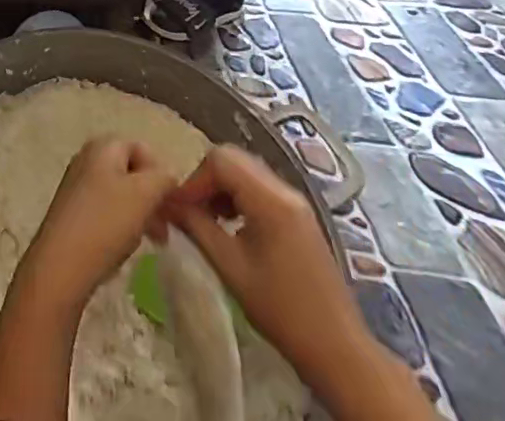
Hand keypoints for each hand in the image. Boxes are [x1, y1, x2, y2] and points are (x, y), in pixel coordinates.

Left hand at [17, 138, 176, 304]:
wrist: (60, 265)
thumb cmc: (106, 222)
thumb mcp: (145, 194)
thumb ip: (164, 178)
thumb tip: (168, 177)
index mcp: (102, 147)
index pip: (142, 148)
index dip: (161, 172)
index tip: (172, 202)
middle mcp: (86, 159)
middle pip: (131, 171)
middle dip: (153, 196)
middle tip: (167, 226)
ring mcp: (76, 186)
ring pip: (120, 193)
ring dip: (141, 213)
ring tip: (153, 240)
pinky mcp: (71, 212)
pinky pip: (105, 210)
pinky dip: (121, 224)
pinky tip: (126, 245)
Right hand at [162, 146, 361, 375]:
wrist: (336, 346)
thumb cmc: (280, 309)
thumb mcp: (230, 266)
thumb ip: (196, 227)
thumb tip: (167, 204)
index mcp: (270, 200)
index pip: (220, 160)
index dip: (194, 179)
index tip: (178, 208)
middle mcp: (285, 190)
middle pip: (234, 159)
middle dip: (205, 181)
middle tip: (190, 212)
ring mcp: (295, 201)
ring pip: (246, 171)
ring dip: (221, 188)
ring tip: (208, 221)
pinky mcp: (299, 214)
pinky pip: (260, 188)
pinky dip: (238, 197)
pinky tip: (231, 227)